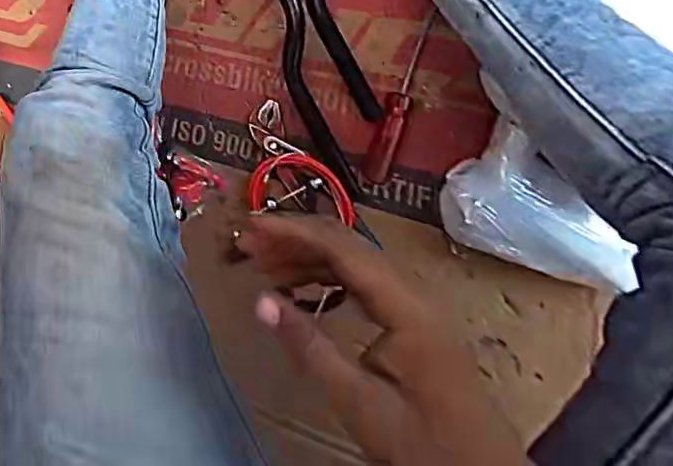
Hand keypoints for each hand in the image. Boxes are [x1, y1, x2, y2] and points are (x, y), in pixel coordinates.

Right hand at [233, 215, 530, 465]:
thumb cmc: (425, 446)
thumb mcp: (361, 403)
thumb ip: (310, 346)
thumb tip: (259, 299)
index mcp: (408, 309)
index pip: (341, 247)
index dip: (290, 230)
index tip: (248, 228)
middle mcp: (415, 297)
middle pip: (346, 244)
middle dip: (291, 237)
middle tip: (247, 245)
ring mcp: (417, 308)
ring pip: (353, 258)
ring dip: (305, 254)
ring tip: (263, 265)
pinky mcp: (414, 322)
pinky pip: (361, 279)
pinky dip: (324, 273)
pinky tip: (299, 288)